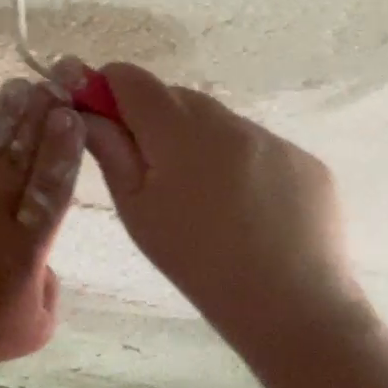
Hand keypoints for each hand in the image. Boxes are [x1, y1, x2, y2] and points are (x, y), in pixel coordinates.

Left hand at [0, 78, 85, 386]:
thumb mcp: (38, 320)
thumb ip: (48, 276)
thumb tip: (40, 246)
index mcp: (24, 250)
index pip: (49, 191)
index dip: (61, 151)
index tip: (72, 117)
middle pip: (17, 160)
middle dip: (36, 119)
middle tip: (52, 84)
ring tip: (16, 87)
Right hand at [70, 60, 367, 341]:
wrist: (293, 309)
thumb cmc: (194, 258)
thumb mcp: (132, 205)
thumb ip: (107, 147)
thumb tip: (81, 109)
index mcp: (179, 131)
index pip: (129, 77)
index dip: (104, 89)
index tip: (95, 116)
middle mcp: (230, 122)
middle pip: (172, 95)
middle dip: (149, 116)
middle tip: (144, 164)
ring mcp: (274, 140)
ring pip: (214, 119)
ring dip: (192, 137)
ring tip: (195, 190)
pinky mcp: (306, 161)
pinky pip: (254, 143)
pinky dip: (234, 158)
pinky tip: (237, 202)